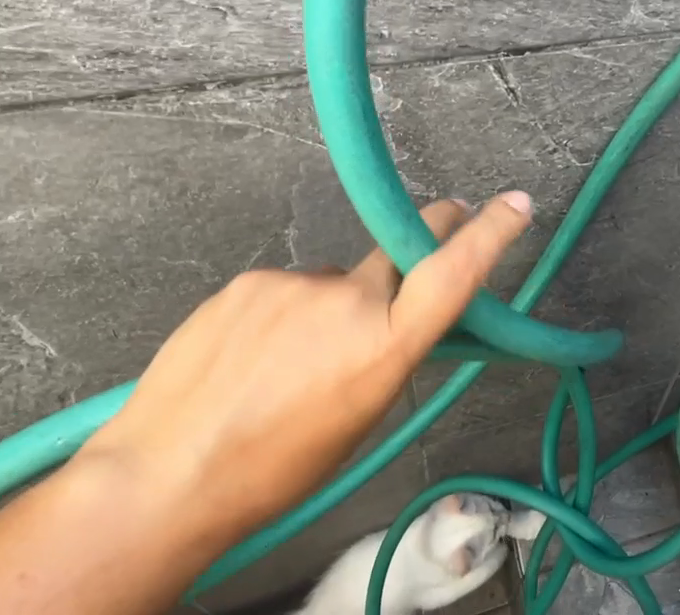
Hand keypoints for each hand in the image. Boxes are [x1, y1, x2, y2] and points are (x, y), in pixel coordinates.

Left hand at [76, 192, 533, 538]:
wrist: (162, 476)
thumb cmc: (273, 470)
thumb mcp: (361, 421)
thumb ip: (389, 354)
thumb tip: (395, 319)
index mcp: (384, 348)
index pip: (453, 274)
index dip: (491, 233)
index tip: (517, 202)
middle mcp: (347, 302)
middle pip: (395, 259)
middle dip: (399, 271)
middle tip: (377, 307)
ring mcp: (294, 283)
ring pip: (335, 281)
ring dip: (328, 308)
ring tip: (283, 364)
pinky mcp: (250, 279)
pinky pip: (289, 286)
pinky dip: (284, 313)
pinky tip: (253, 355)